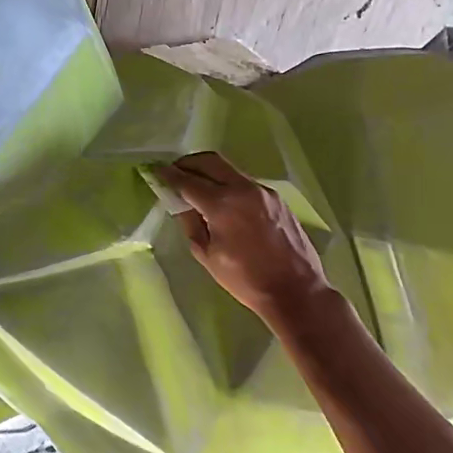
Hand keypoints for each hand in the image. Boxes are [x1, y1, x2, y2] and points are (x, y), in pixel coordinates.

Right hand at [154, 153, 331, 323]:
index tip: (155, 171)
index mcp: (222, 205)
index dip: (168, 175)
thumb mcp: (206, 254)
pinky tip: (223, 201)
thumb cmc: (245, 279)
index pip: (187, 181)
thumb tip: (182, 205)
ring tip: (197, 186)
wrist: (297, 291)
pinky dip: (227, 183)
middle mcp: (243, 189)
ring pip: (229, 169)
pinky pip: (244, 182)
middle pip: (209, 161)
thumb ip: (190, 223)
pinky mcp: (277, 199)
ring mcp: (263, 192)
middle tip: (174, 172)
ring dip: (209, 171)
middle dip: (188, 163)